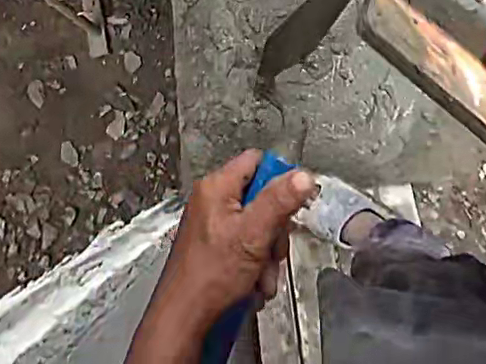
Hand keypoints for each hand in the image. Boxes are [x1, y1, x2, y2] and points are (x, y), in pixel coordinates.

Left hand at [144, 151, 315, 333]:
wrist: (182, 324)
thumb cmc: (206, 280)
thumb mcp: (253, 233)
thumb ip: (280, 201)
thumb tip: (303, 176)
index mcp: (216, 186)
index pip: (259, 161)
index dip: (279, 179)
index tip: (288, 201)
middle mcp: (212, 202)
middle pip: (262, 196)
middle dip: (275, 227)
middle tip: (273, 246)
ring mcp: (212, 226)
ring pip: (257, 225)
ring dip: (267, 252)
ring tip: (262, 273)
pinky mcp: (213, 248)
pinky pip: (246, 244)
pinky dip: (255, 264)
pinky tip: (254, 282)